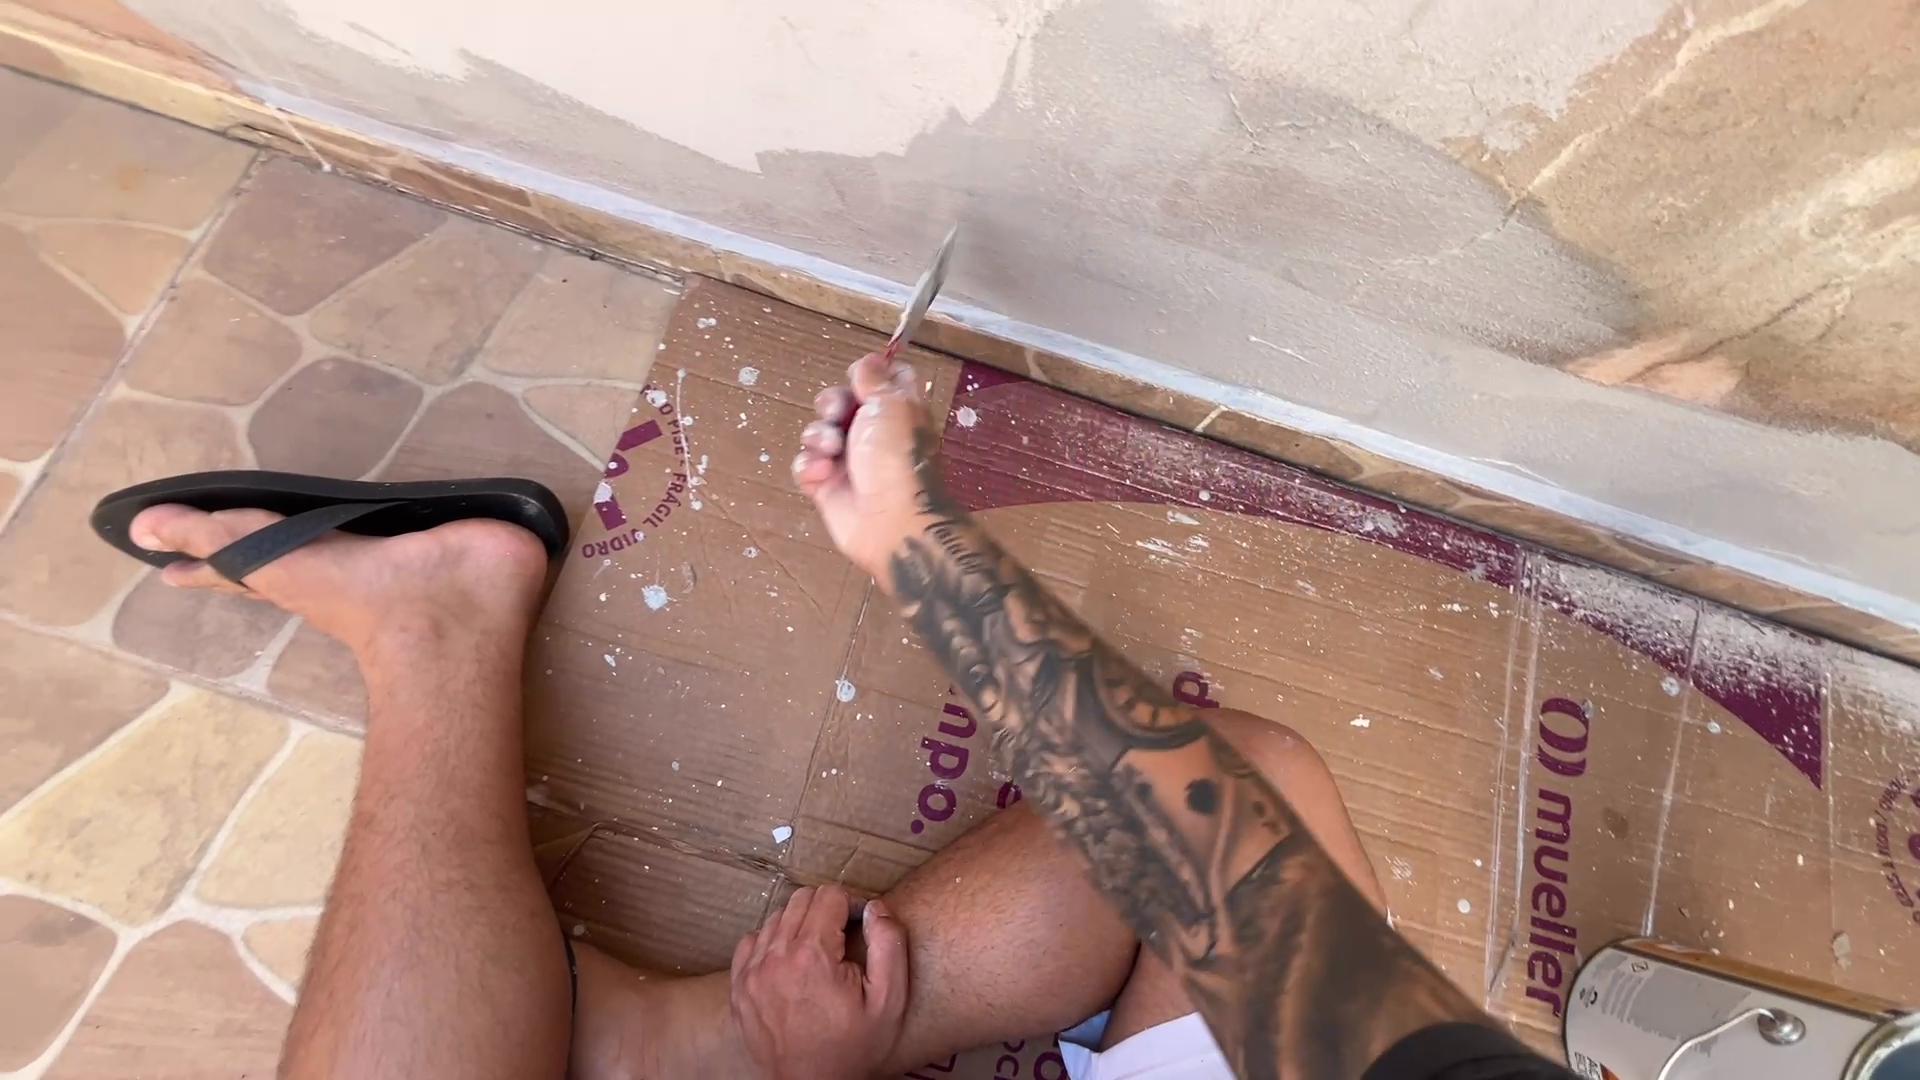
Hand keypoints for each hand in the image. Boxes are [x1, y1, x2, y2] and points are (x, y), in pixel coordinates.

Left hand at [730, 885, 909, 1079]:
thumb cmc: (854, 1047)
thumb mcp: (890, 999)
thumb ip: (889, 944)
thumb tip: (874, 907)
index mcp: (812, 955)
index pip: (831, 894)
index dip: (852, 903)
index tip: (860, 925)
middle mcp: (776, 957)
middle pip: (803, 898)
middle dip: (827, 908)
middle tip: (842, 937)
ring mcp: (752, 972)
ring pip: (779, 915)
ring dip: (801, 923)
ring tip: (818, 951)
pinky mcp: (738, 986)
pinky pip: (753, 938)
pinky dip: (773, 940)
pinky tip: (790, 960)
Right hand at [793, 351, 935, 583]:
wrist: (892, 521)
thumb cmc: (899, 459)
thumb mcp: (892, 405)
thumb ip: (875, 379)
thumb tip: (870, 360)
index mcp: (897, 410)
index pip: (882, 380)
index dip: (868, 375)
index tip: (861, 379)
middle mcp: (872, 432)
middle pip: (838, 401)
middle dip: (831, 404)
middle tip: (837, 415)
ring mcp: (848, 460)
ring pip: (817, 431)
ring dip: (818, 436)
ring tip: (832, 451)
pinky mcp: (827, 486)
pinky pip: (805, 464)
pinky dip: (809, 466)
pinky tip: (822, 474)